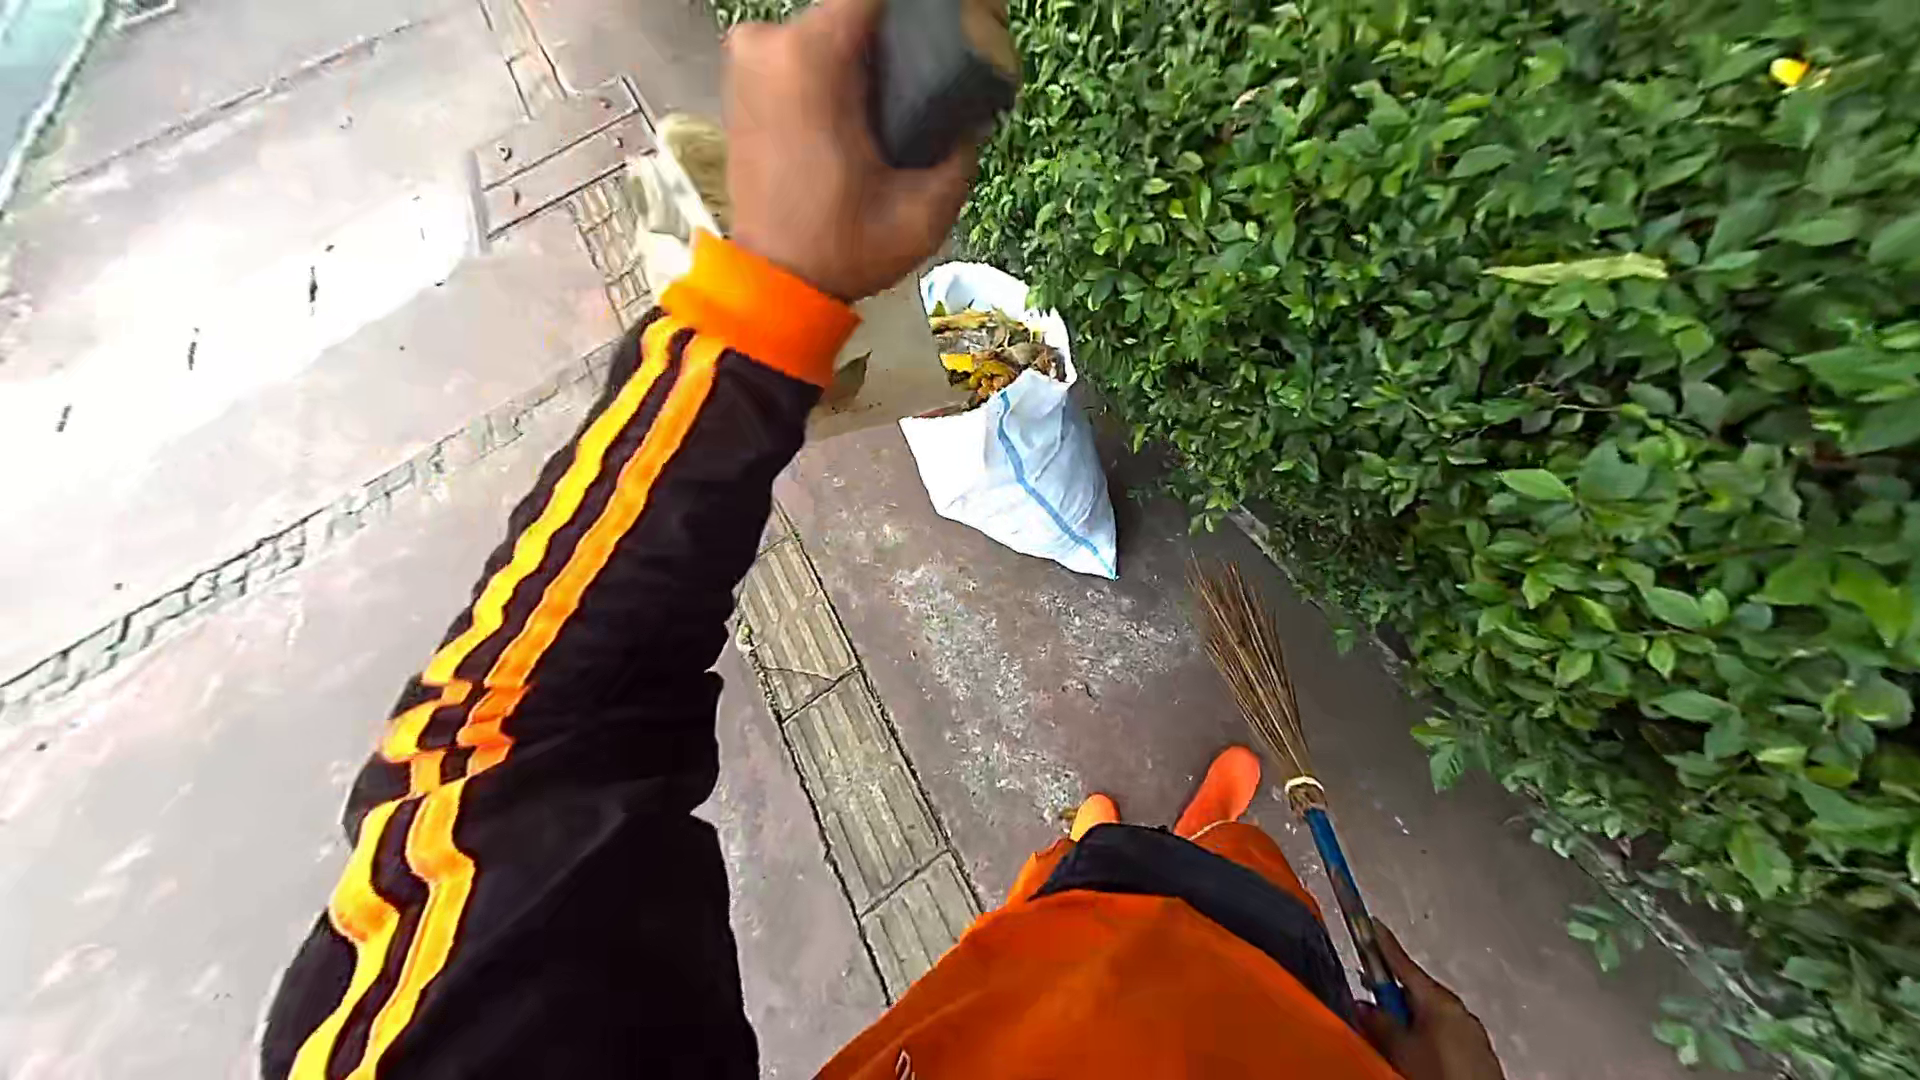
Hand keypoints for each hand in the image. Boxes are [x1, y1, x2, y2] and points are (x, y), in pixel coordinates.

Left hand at [722, 0, 977, 301]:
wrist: (777, 283)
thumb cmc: (846, 251)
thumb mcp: (923, 215)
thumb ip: (960, 156)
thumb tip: (973, 117)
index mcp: (813, 58)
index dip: (920, 14)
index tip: (950, 35)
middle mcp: (770, 41)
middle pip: (854, 14)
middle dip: (894, 44)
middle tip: (926, 90)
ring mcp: (748, 60)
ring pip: (828, 35)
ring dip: (863, 63)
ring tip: (890, 113)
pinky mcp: (741, 84)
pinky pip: (800, 58)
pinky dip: (832, 76)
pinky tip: (856, 119)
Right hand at [1359, 926, 1505, 1079]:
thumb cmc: (1438, 1074)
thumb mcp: (1398, 1046)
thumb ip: (1377, 1020)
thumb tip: (1363, 1005)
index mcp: (1438, 999)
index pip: (1401, 961)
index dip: (1382, 941)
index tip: (1371, 922)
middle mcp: (1458, 1010)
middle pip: (1415, 988)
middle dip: (1392, 992)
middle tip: (1370, 1000)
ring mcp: (1473, 1032)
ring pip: (1430, 1011)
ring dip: (1409, 1015)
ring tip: (1394, 1034)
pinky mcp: (1480, 1054)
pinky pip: (1444, 1030)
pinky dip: (1427, 1032)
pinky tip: (1418, 1049)